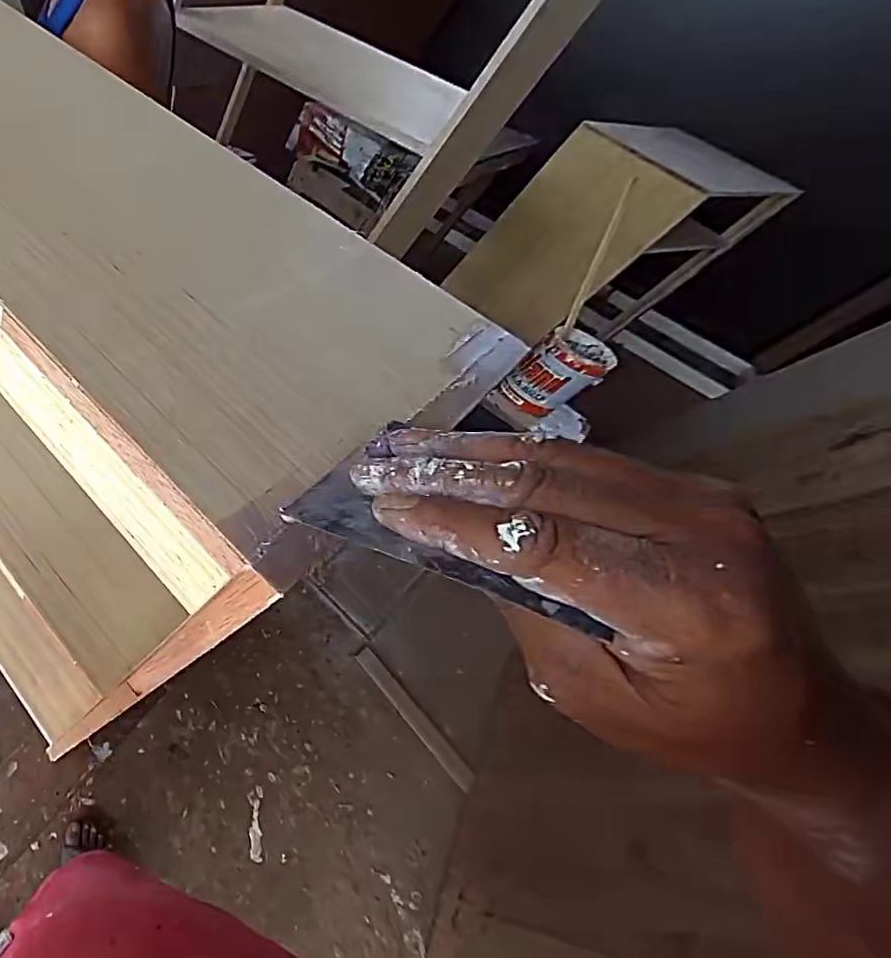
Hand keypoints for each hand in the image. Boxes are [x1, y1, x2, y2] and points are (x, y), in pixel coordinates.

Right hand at [347, 428, 843, 785]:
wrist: (796, 710)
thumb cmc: (680, 719)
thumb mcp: (580, 685)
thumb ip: (520, 605)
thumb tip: (448, 543)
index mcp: (683, 602)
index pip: (538, 540)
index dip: (452, 520)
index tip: (384, 508)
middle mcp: (701, 536)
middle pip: (541, 485)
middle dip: (441, 475)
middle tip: (371, 469)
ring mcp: (699, 500)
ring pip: (552, 458)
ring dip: (462, 452)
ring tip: (394, 447)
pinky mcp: (682, 484)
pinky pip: (573, 457)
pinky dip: (501, 451)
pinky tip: (449, 448)